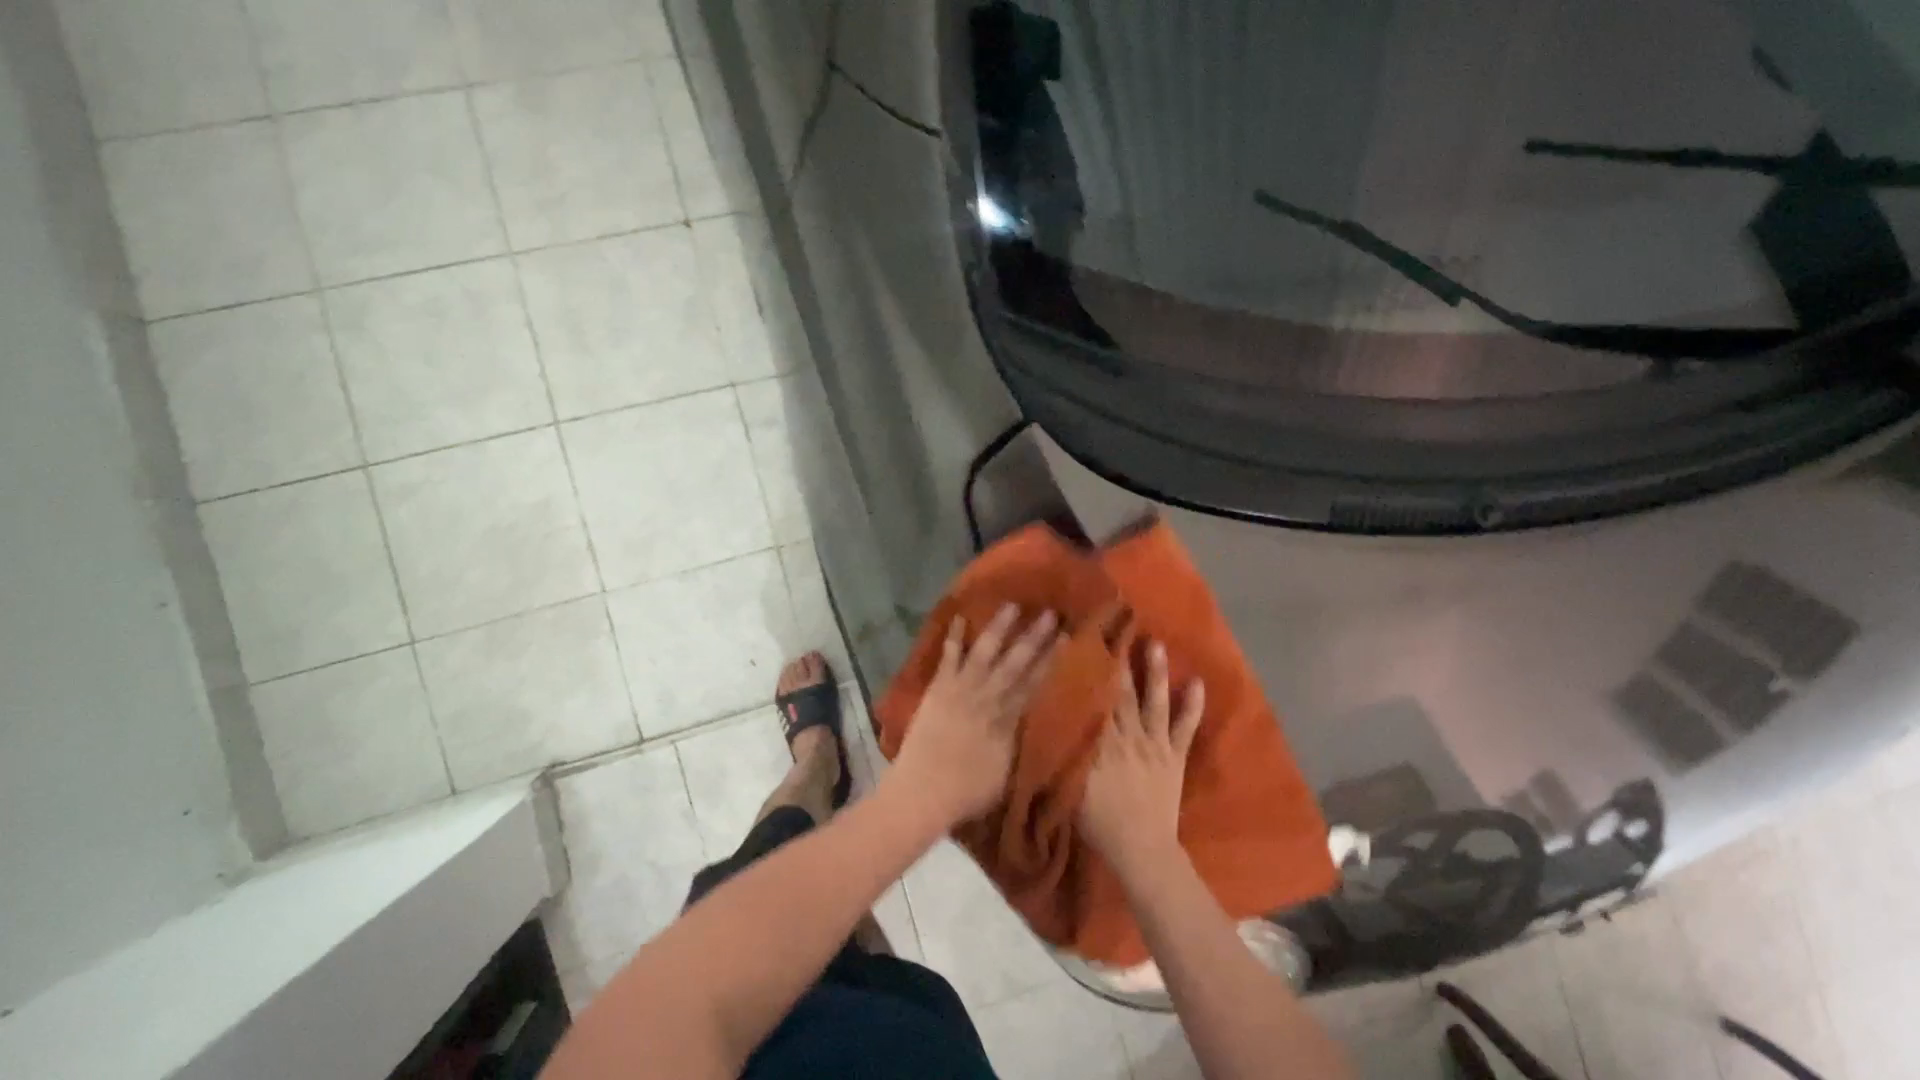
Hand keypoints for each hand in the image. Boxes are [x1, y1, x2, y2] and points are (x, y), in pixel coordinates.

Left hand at [891, 604, 1062, 825]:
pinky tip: (958, 618)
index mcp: (1009, 719)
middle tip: (1051, 613)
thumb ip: (1020, 749)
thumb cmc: (968, 793)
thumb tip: (1037, 734)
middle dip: (1035, 637)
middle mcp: (989, 698)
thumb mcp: (1007, 775)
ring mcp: (962, 690)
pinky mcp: (937, 690)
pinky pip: (948, 658)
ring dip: (999, 628)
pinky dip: (953, 638)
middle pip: (1017, 662)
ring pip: (985, 651)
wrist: (924, 792)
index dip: (1053, 659)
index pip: (1036, 682)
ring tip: (1012, 605)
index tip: (1068, 637)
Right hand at [1080, 642, 1205, 879]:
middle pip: (1121, 692)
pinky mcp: (1175, 756)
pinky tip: (1198, 682)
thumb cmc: (1098, 822)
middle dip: (1116, 658)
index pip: (1090, 698)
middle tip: (1113, 627)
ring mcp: (1155, 744)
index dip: (1083, 668)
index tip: (1075, 639)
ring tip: (1156, 643)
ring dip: (1156, 672)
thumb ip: (1061, 754)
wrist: (1140, 849)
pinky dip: (1193, 706)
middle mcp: (1127, 735)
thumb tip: (1047, 723)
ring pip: (1154, 701)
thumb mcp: (1068, 787)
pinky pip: (1186, 728)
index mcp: (1099, 743)